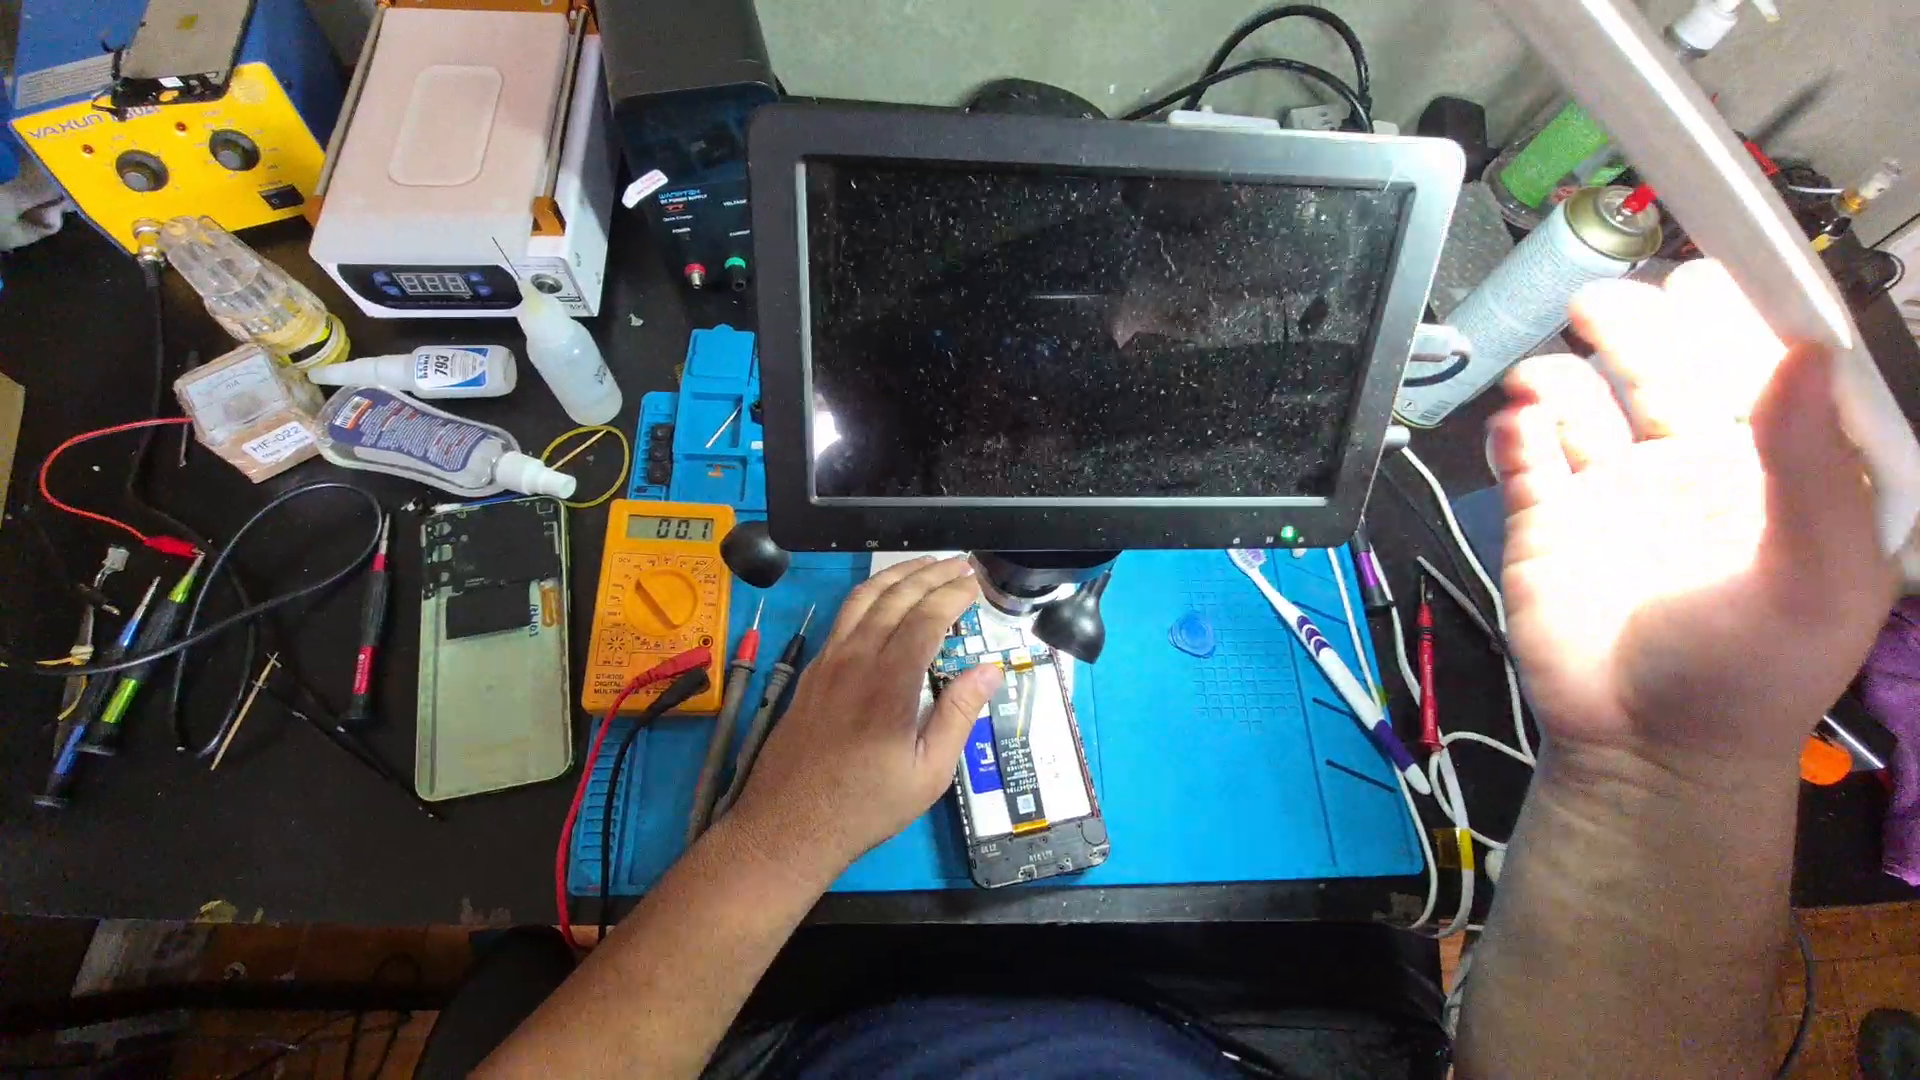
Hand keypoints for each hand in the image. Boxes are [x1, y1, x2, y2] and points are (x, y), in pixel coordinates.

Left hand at [724, 556, 1003, 873]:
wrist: (789, 825)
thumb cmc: (867, 805)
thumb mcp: (928, 773)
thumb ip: (959, 714)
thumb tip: (990, 670)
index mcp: (890, 684)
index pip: (927, 619)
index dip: (953, 595)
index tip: (976, 583)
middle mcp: (856, 660)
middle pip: (896, 598)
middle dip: (931, 574)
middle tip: (959, 563)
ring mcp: (829, 662)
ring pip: (863, 599)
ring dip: (897, 575)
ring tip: (925, 564)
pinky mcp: (813, 670)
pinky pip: (843, 616)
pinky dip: (870, 594)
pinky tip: (883, 597)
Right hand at [1490, 260, 1896, 777]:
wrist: (1642, 741)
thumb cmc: (1750, 669)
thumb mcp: (1819, 575)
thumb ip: (1812, 466)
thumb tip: (1800, 355)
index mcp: (1769, 472)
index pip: (1753, 371)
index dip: (1734, 317)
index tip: (1704, 269)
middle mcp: (1686, 468)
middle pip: (1654, 374)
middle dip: (1630, 331)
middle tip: (1596, 304)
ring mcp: (1607, 493)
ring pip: (1578, 408)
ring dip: (1560, 381)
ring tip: (1540, 380)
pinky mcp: (1542, 520)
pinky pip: (1524, 459)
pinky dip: (1516, 433)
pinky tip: (1518, 426)